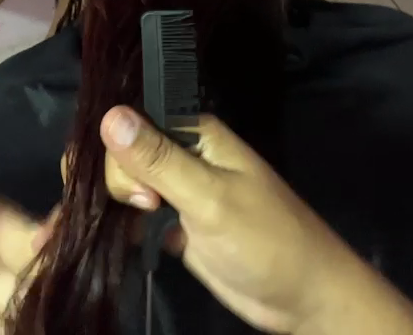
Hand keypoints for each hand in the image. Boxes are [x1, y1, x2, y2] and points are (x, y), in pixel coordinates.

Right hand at [98, 107, 403, 334]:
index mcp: (195, 133)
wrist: (302, 297)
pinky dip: (125, 228)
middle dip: (122, 183)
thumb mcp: (209, 197)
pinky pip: (137, 218)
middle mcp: (184, 155)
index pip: (136, 122)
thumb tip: (110, 115)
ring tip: (129, 228)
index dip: (122, 150)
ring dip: (117, 206)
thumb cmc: (264, 238)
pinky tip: (117, 241)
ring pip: (129, 186)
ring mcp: (180, 192)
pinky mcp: (178, 226)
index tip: (139, 189)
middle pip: (126, 155)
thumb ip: (159, 160)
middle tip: (151, 210)